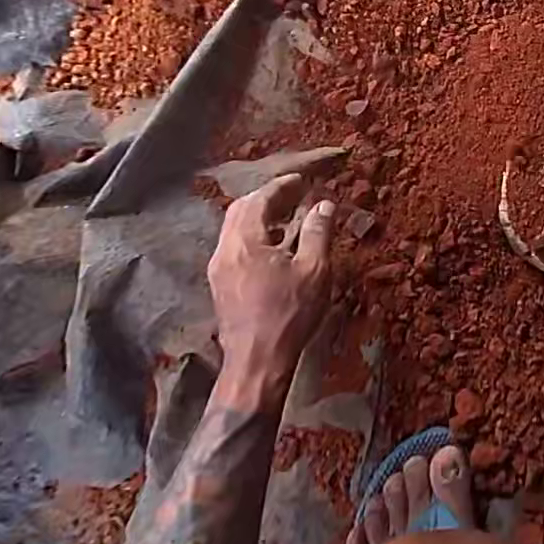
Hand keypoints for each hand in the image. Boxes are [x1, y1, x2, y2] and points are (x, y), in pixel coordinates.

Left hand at [208, 174, 334, 403]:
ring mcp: (219, 270)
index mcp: (244, 244)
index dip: (280, 187)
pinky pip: (236, 246)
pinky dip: (256, 234)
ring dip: (261, 216)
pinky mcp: (222, 286)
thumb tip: (323, 204)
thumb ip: (317, 232)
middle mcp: (224, 252)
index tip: (301, 180)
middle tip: (295, 193)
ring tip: (290, 215)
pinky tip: (277, 243)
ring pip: (235, 229)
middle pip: (240, 211)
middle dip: (267, 197)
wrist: (257, 363)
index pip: (258, 201)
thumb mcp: (314, 269)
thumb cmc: (289, 314)